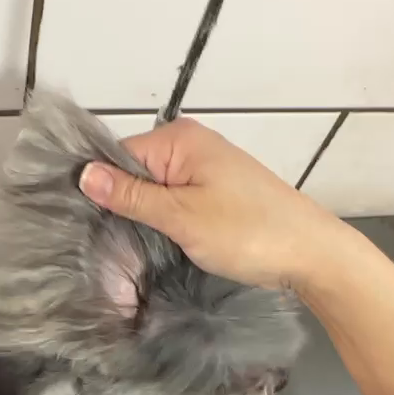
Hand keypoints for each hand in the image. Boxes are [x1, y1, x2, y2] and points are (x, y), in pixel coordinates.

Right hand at [77, 117, 359, 292]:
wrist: (309, 254)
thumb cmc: (248, 232)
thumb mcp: (182, 216)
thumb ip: (132, 196)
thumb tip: (84, 175)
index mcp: (179, 140)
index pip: (118, 157)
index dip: (102, 191)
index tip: (87, 228)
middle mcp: (191, 147)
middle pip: (135, 175)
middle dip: (123, 209)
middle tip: (108, 250)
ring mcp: (205, 172)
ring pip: (155, 195)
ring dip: (144, 222)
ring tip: (130, 254)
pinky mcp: (216, 197)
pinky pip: (176, 206)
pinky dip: (165, 227)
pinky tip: (158, 249)